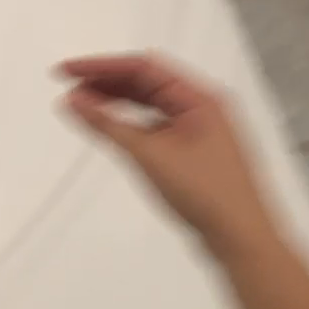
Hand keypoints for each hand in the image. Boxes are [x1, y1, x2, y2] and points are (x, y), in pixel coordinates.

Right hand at [59, 53, 281, 257]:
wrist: (243, 242)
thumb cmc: (202, 192)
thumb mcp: (148, 154)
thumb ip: (106, 123)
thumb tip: (70, 99)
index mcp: (200, 98)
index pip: (142, 67)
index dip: (99, 65)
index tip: (64, 72)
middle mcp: (202, 107)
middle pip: (145, 82)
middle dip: (104, 83)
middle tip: (68, 91)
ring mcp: (199, 129)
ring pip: (148, 103)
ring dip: (114, 101)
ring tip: (81, 107)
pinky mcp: (193, 150)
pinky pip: (153, 123)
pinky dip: (127, 121)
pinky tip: (108, 128)